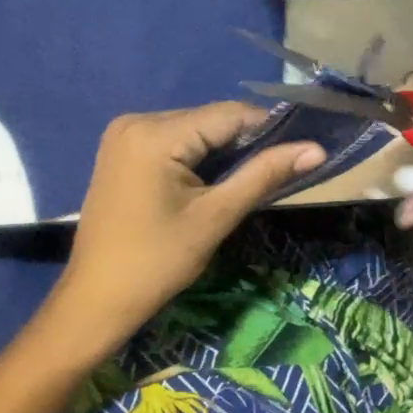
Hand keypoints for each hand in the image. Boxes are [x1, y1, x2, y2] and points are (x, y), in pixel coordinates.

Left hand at [47, 103, 324, 354]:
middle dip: (244, 143)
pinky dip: (195, 158)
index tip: (302, 150)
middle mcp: (135, 121)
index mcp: (155, 134)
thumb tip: (316, 149)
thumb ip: (264, 175)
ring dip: (221, 151)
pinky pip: (170, 142)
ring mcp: (122, 135)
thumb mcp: (216, 217)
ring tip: (247, 181)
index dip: (269, 129)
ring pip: (191, 131)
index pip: (227, 114)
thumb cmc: (157, 262)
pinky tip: (211, 183)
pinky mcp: (120, 151)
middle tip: (276, 173)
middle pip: (208, 120)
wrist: (96, 297)